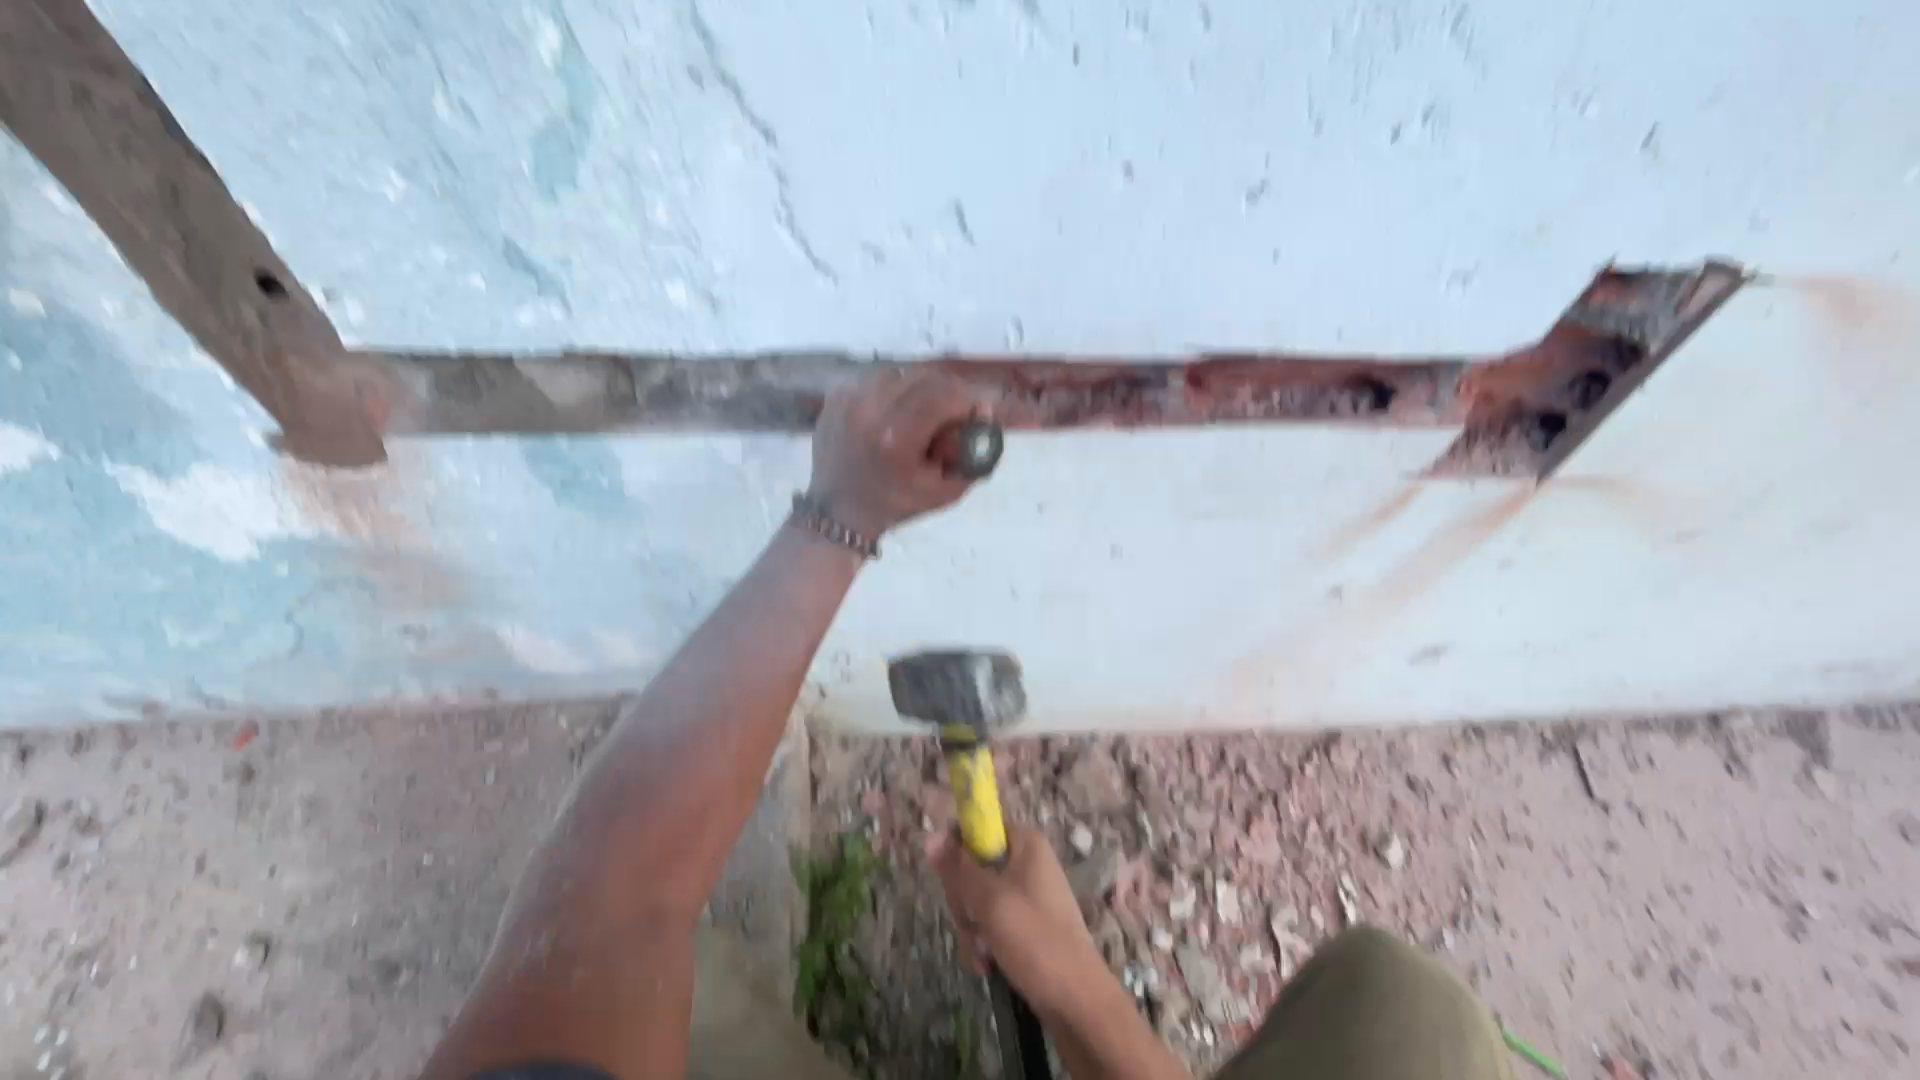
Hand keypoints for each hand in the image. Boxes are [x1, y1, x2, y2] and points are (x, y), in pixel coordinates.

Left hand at [807, 368, 983, 536]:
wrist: (839, 511)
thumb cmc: (895, 504)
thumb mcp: (944, 492)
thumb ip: (973, 458)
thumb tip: (985, 419)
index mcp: (895, 437)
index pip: (943, 396)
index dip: (966, 401)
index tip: (974, 414)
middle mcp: (870, 410)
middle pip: (924, 378)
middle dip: (947, 392)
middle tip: (954, 411)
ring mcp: (850, 399)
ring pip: (901, 373)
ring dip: (919, 388)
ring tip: (922, 411)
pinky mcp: (837, 396)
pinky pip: (876, 379)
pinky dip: (893, 390)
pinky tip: (895, 412)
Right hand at [924, 823, 1111, 1023]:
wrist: (1077, 1002)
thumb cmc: (1036, 941)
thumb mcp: (990, 902)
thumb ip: (958, 869)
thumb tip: (929, 835)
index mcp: (1026, 844)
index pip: (978, 827)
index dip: (958, 850)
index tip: (949, 879)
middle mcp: (1027, 863)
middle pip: (973, 867)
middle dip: (964, 902)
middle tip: (973, 924)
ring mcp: (1027, 895)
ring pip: (977, 899)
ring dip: (972, 929)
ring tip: (983, 954)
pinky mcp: (1026, 925)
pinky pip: (991, 923)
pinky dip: (984, 944)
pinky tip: (987, 966)